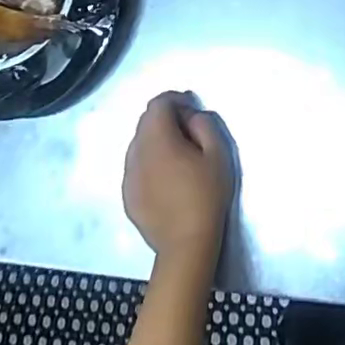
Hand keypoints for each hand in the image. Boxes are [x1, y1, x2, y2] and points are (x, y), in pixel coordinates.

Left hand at [122, 91, 235, 265]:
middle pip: (146, 121)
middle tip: (189, 130)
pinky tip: (167, 178)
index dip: (175, 99)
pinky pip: (136, 167)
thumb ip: (204, 124)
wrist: (186, 245)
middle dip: (166, 117)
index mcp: (157, 138)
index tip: (192, 106)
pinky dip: (149, 162)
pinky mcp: (127, 196)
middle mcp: (136, 152)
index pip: (158, 103)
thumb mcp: (217, 154)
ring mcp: (128, 176)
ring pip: (139, 144)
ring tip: (178, 156)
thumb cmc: (206, 196)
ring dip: (156, 140)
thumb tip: (190, 117)